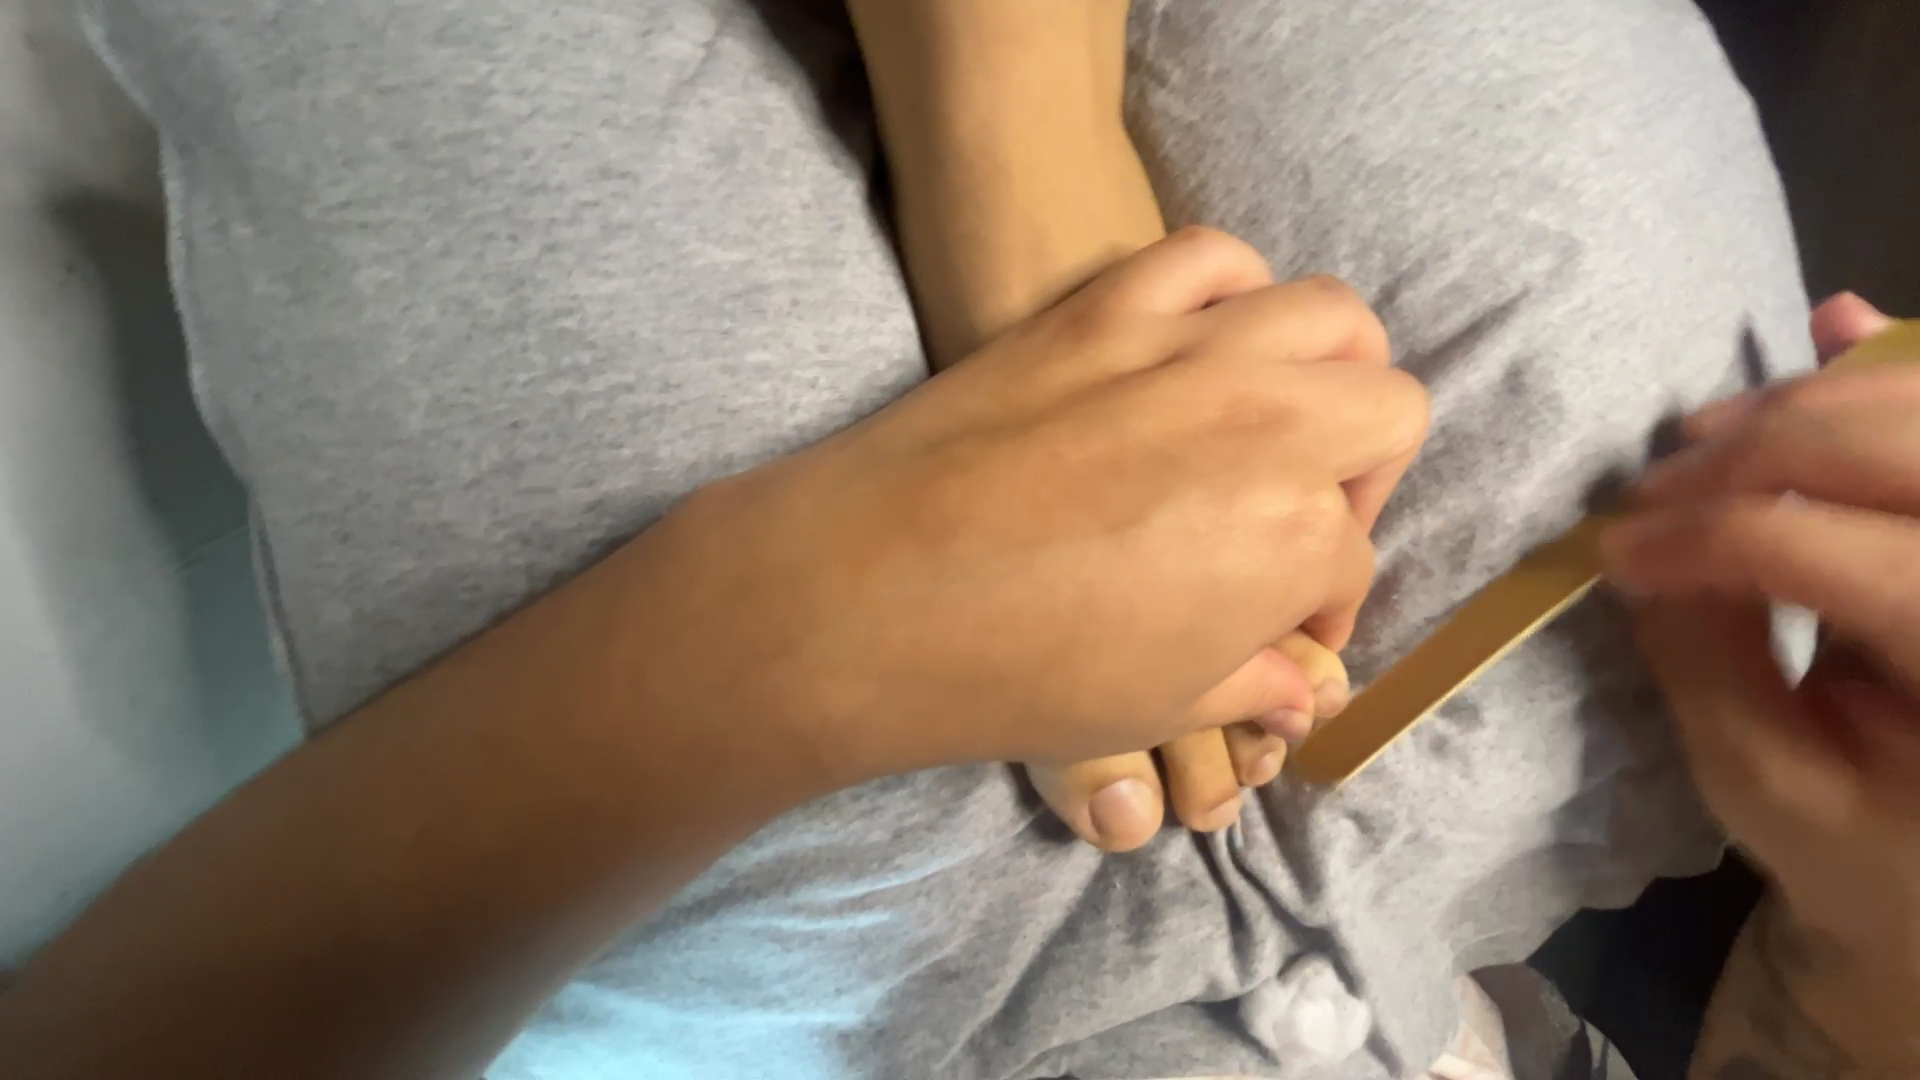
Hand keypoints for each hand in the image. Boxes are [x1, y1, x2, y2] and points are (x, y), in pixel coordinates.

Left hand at [636, 227, 1426, 783]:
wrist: (863, 591)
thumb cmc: (1005, 671)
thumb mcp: (1149, 707)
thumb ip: (1248, 681)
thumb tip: (1299, 684)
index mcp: (1291, 538)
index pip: (1346, 564)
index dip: (1319, 608)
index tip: (1281, 629)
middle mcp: (1265, 422)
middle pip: (1384, 414)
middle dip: (1360, 480)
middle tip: (1296, 525)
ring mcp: (1183, 347)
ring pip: (1325, 315)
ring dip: (1323, 369)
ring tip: (1272, 421)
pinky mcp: (1102, 307)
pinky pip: (1205, 257)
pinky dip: (1227, 290)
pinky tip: (1200, 341)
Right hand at [1602, 294, 1919, 977]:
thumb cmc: (1880, 863)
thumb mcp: (1770, 786)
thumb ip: (1704, 663)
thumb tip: (1645, 556)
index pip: (1834, 554)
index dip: (1702, 538)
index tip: (1610, 556)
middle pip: (1898, 456)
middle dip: (1751, 457)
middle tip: (1652, 492)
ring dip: (1808, 408)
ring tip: (1702, 440)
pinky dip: (1900, 361)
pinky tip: (1838, 322)